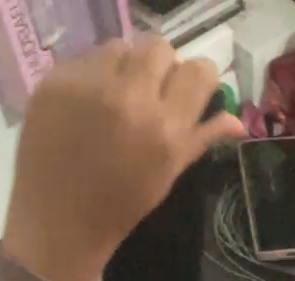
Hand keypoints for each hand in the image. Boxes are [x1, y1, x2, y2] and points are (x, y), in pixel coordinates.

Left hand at [3, 35, 243, 280]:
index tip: (191, 89)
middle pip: (160, 48)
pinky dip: (93, 75)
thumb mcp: (167, 175)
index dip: (199, 77)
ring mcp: (90, 85)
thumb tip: (237, 121)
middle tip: (152, 91)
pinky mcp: (57, 80)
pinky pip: (86, 59)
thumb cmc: (122, 205)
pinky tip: (88, 104)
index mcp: (166, 128)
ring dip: (126, 66)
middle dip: (161, 66)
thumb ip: (201, 139)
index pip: (198, 72)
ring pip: (121, 47)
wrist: (61, 219)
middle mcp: (132, 98)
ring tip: (117, 96)